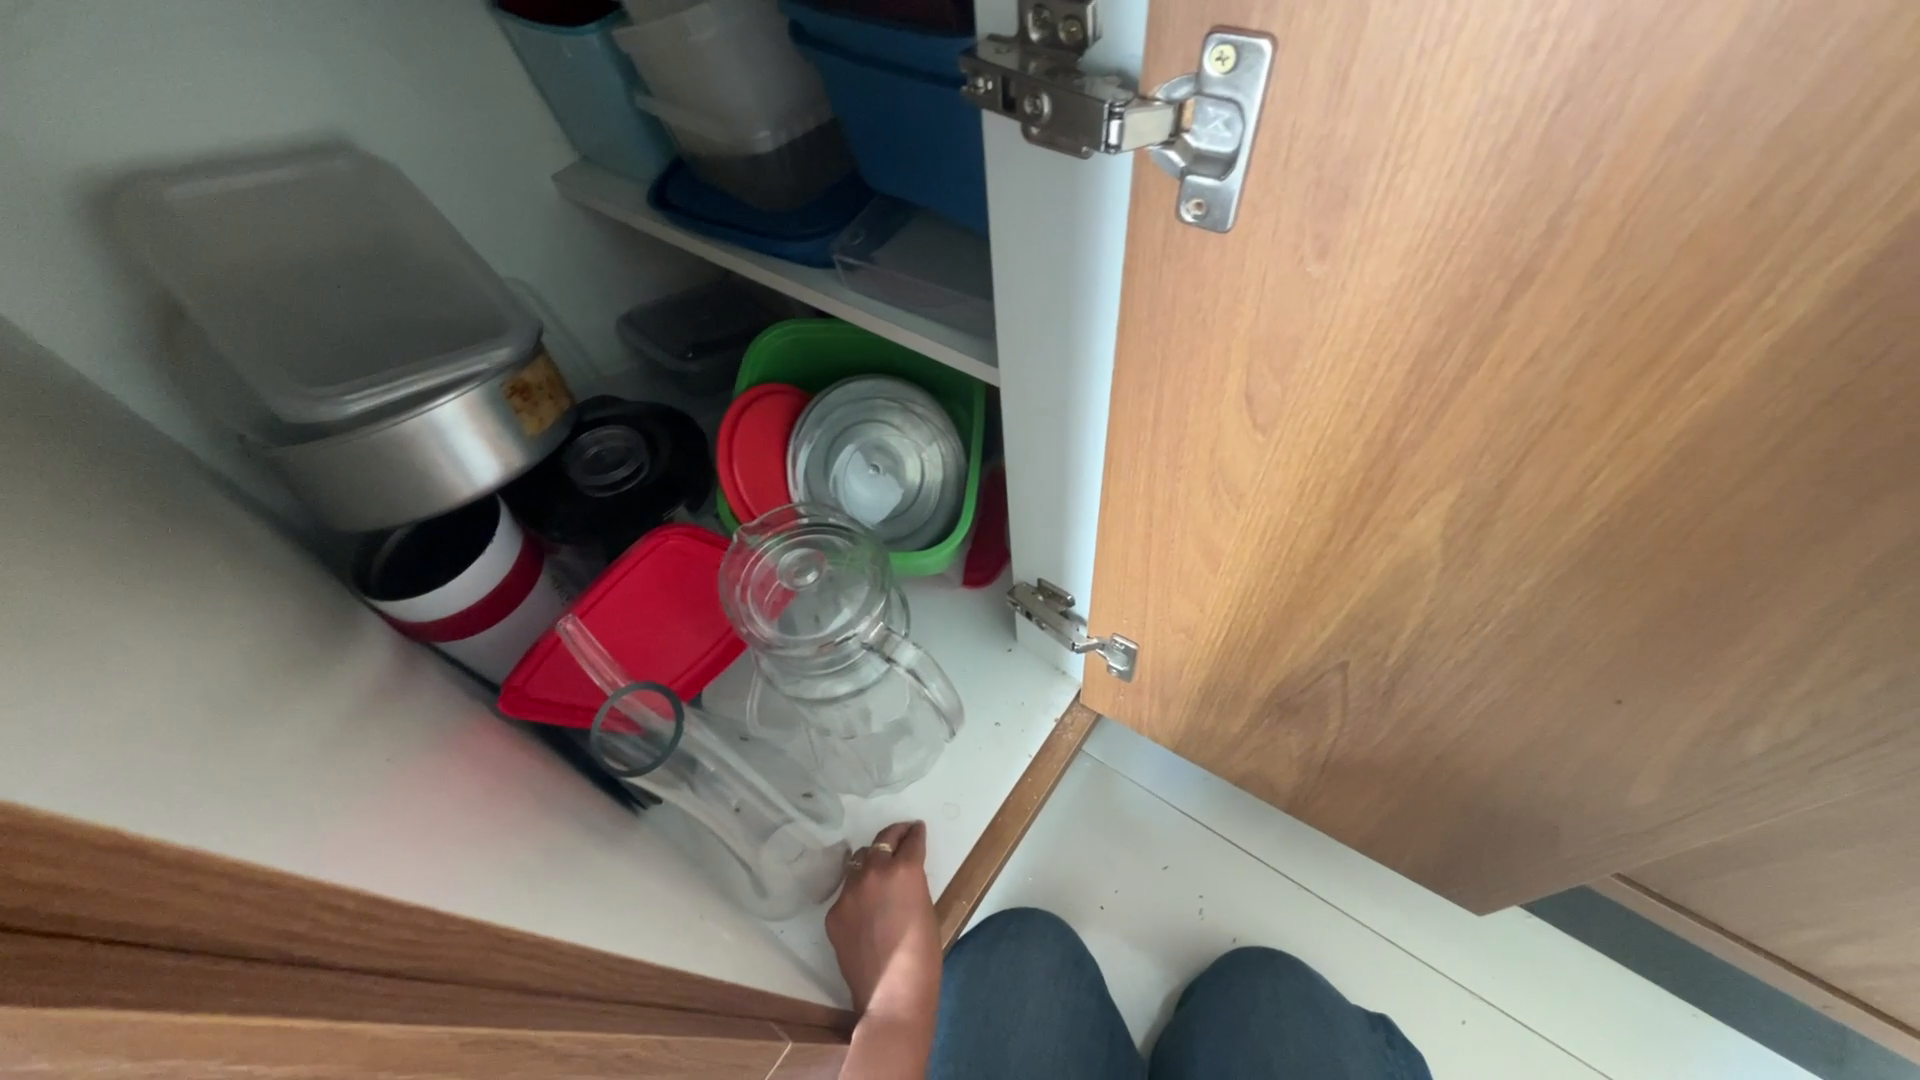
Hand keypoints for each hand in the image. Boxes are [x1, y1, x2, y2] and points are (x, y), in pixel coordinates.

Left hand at [827, 821, 939, 1022]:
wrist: (892, 995)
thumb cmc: (923, 956)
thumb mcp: (926, 908)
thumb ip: (912, 885)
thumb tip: (902, 878)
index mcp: (904, 870)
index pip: (910, 839)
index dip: (915, 832)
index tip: (916, 828)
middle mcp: (874, 872)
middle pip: (881, 840)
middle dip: (893, 836)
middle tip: (900, 836)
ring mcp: (849, 892)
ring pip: (858, 863)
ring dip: (870, 862)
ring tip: (878, 871)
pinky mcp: (833, 914)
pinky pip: (846, 894)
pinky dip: (857, 894)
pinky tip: (864, 910)